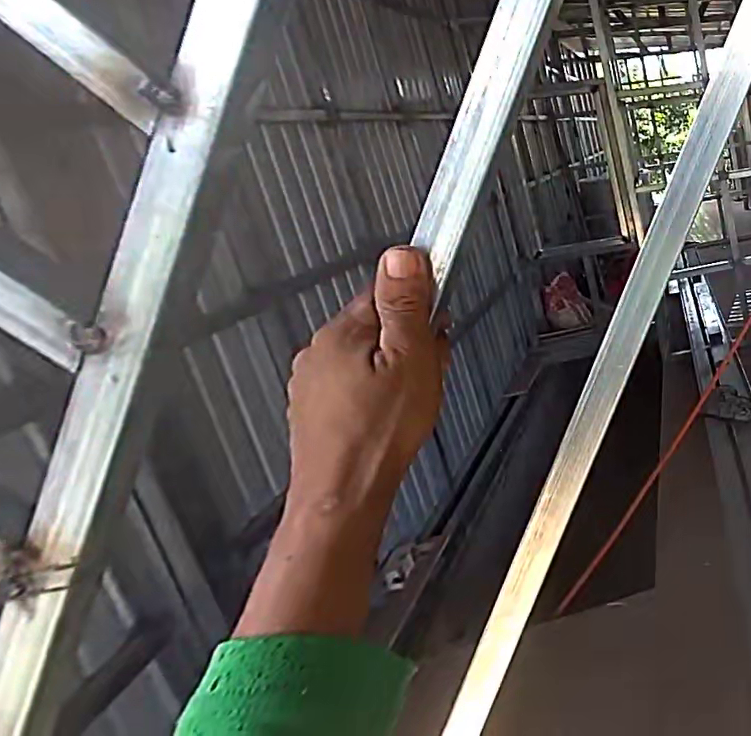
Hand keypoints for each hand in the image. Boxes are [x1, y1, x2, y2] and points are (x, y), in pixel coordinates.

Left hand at [285, 246, 447, 520]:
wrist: (345, 495)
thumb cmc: (379, 432)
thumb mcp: (409, 358)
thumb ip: (405, 304)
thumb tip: (401, 255)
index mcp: (342, 331)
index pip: (387, 289)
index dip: (420, 305)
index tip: (435, 322)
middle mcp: (321, 348)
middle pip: (382, 321)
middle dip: (412, 339)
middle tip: (427, 368)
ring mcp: (315, 378)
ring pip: (372, 351)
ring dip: (399, 364)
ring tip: (413, 395)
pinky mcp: (318, 404)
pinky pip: (359, 377)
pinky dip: (381, 387)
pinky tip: (394, 410)